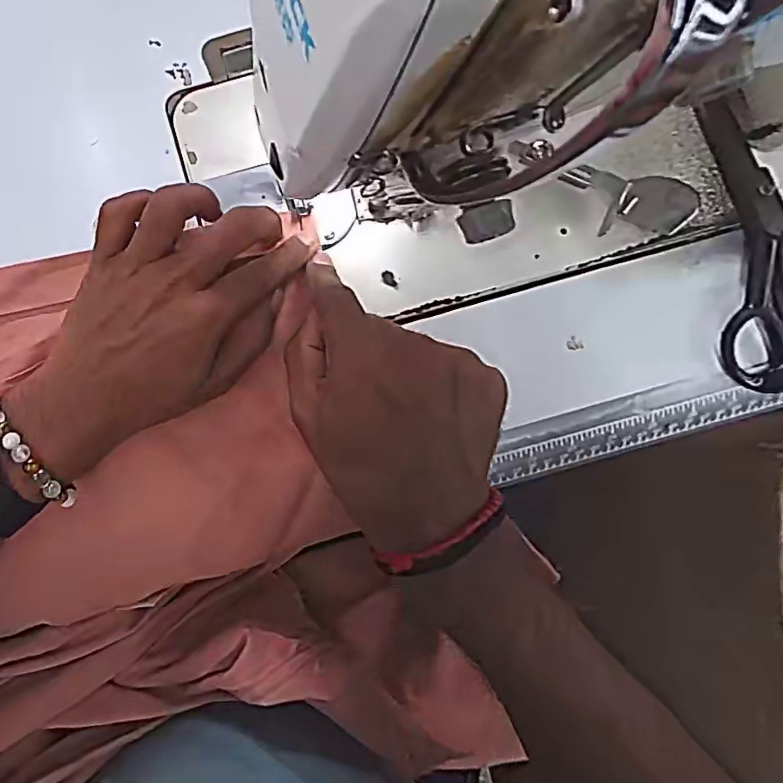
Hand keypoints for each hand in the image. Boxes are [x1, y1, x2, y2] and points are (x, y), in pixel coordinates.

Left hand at [5, 184, 314, 481]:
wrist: (85, 399)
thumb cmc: (146, 395)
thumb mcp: (214, 381)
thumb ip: (251, 338)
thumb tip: (274, 301)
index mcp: (203, 316)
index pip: (261, 272)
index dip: (288, 256)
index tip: (296, 249)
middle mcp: (171, 283)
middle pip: (230, 228)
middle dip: (262, 220)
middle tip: (265, 229)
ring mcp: (134, 267)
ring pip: (170, 206)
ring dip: (199, 199)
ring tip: (210, 213)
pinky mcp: (103, 262)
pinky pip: (116, 212)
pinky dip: (137, 202)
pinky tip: (155, 215)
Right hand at [283, 263, 507, 550]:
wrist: (426, 512)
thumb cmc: (363, 470)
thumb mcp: (307, 414)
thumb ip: (302, 352)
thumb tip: (309, 315)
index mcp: (360, 353)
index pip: (337, 296)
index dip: (324, 283)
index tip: (320, 271)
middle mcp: (409, 346)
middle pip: (376, 326)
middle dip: (364, 348)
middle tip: (363, 392)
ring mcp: (450, 359)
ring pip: (412, 343)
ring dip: (402, 365)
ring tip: (398, 408)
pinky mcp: (481, 374)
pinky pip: (445, 360)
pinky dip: (435, 379)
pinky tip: (427, 411)